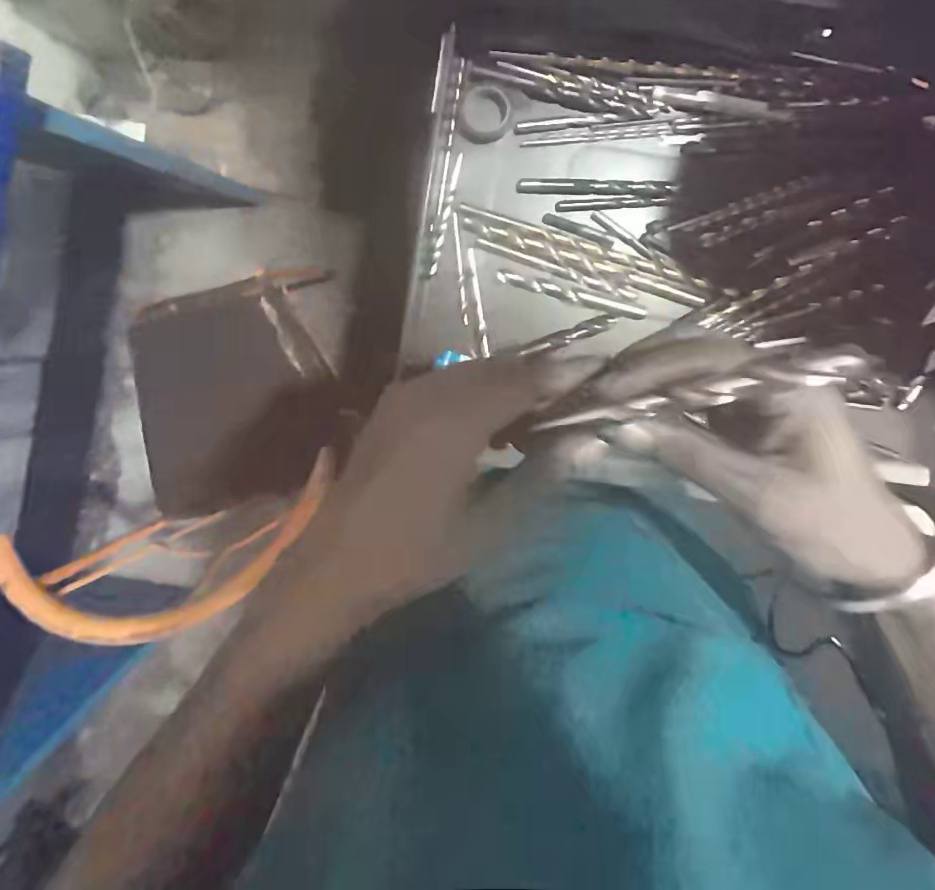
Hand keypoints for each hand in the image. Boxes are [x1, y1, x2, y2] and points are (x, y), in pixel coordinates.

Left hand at [253, 354, 602, 625]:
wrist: (333, 567)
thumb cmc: (416, 553)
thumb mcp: (489, 524)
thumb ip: (541, 474)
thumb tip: (589, 441)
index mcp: (456, 419)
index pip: (526, 380)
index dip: (566, 374)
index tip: (601, 373)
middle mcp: (430, 392)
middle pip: (502, 367)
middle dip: (543, 376)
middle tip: (578, 396)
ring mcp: (407, 393)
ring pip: (476, 370)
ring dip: (512, 382)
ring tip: (542, 412)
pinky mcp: (394, 402)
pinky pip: (451, 380)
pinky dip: (482, 389)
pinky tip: (495, 420)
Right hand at [593, 334, 926, 595]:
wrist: (875, 559)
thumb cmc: (828, 525)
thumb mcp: (757, 493)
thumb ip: (690, 452)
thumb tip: (623, 423)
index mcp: (786, 381)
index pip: (704, 358)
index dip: (648, 371)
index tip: (602, 391)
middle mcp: (774, 375)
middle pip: (696, 357)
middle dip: (643, 372)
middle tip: (593, 392)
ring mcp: (763, 394)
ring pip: (695, 376)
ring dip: (650, 387)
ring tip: (603, 401)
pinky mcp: (754, 417)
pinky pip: (703, 402)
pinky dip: (668, 408)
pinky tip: (636, 415)